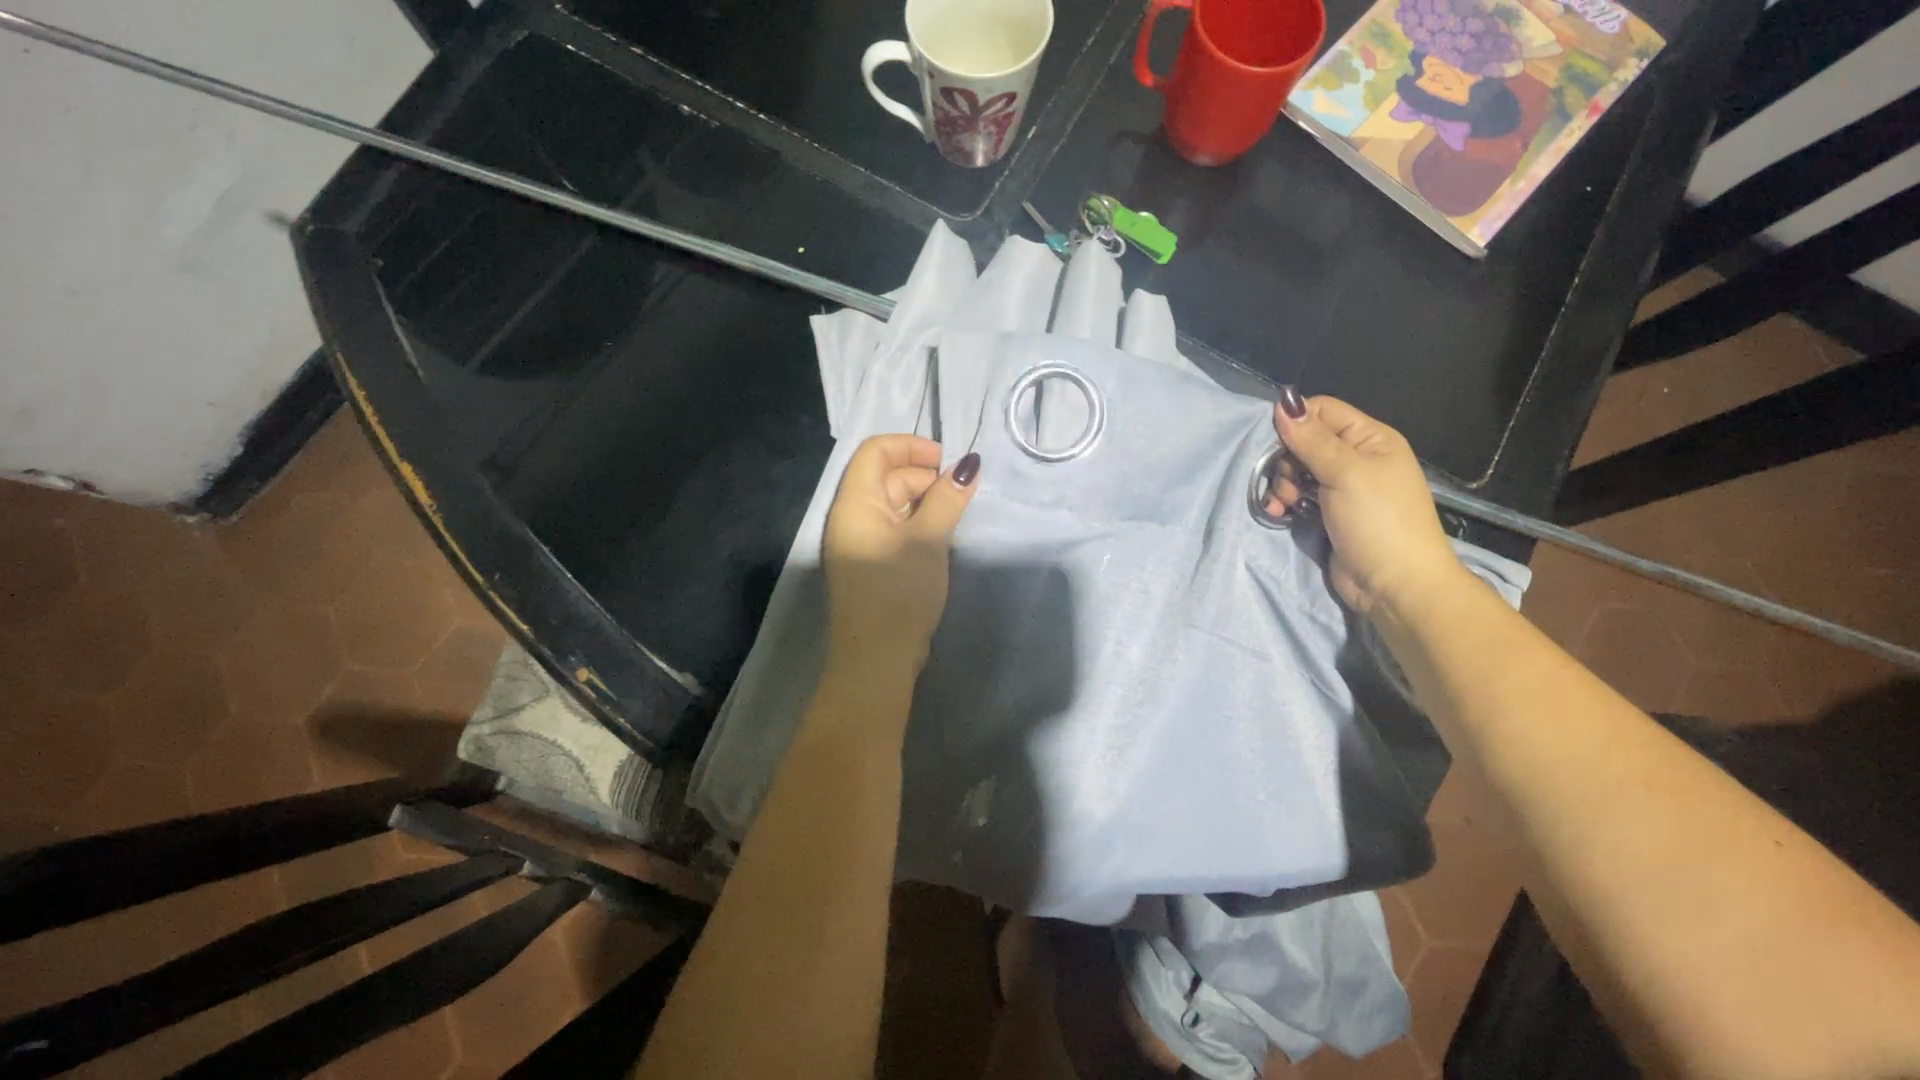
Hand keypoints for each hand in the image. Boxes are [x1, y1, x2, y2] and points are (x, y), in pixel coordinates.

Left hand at [822, 435, 980, 670]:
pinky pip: (890, 528)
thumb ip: (948, 499)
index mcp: (855, 503)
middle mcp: (850, 517)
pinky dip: (915, 522)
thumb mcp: (929, 540)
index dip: (911, 446)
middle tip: (958, 494)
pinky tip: (939, 538)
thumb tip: (969, 465)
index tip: (948, 462)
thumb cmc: (899, 592)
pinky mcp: (867, 564)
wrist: (876, 659)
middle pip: (884, 475)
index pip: (875, 451)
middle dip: (923, 475)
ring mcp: (856, 542)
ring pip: (890, 503)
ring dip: (922, 500)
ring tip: (954, 516)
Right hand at [1265, 390, 1465, 613]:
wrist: (1395, 584)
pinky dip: (1286, 501)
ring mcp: (1342, 488)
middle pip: (1306, 441)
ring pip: (1298, 470)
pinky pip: (1299, 495)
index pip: (1323, 411)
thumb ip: (1312, 439)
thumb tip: (1284, 402)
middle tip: (1286, 483)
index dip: (1296, 422)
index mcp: (1371, 439)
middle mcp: (1357, 458)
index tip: (1278, 445)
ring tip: (1283, 503)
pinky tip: (1279, 513)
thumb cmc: (1378, 521)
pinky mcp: (1329, 514)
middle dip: (1286, 459)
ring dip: (1283, 483)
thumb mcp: (1346, 473)